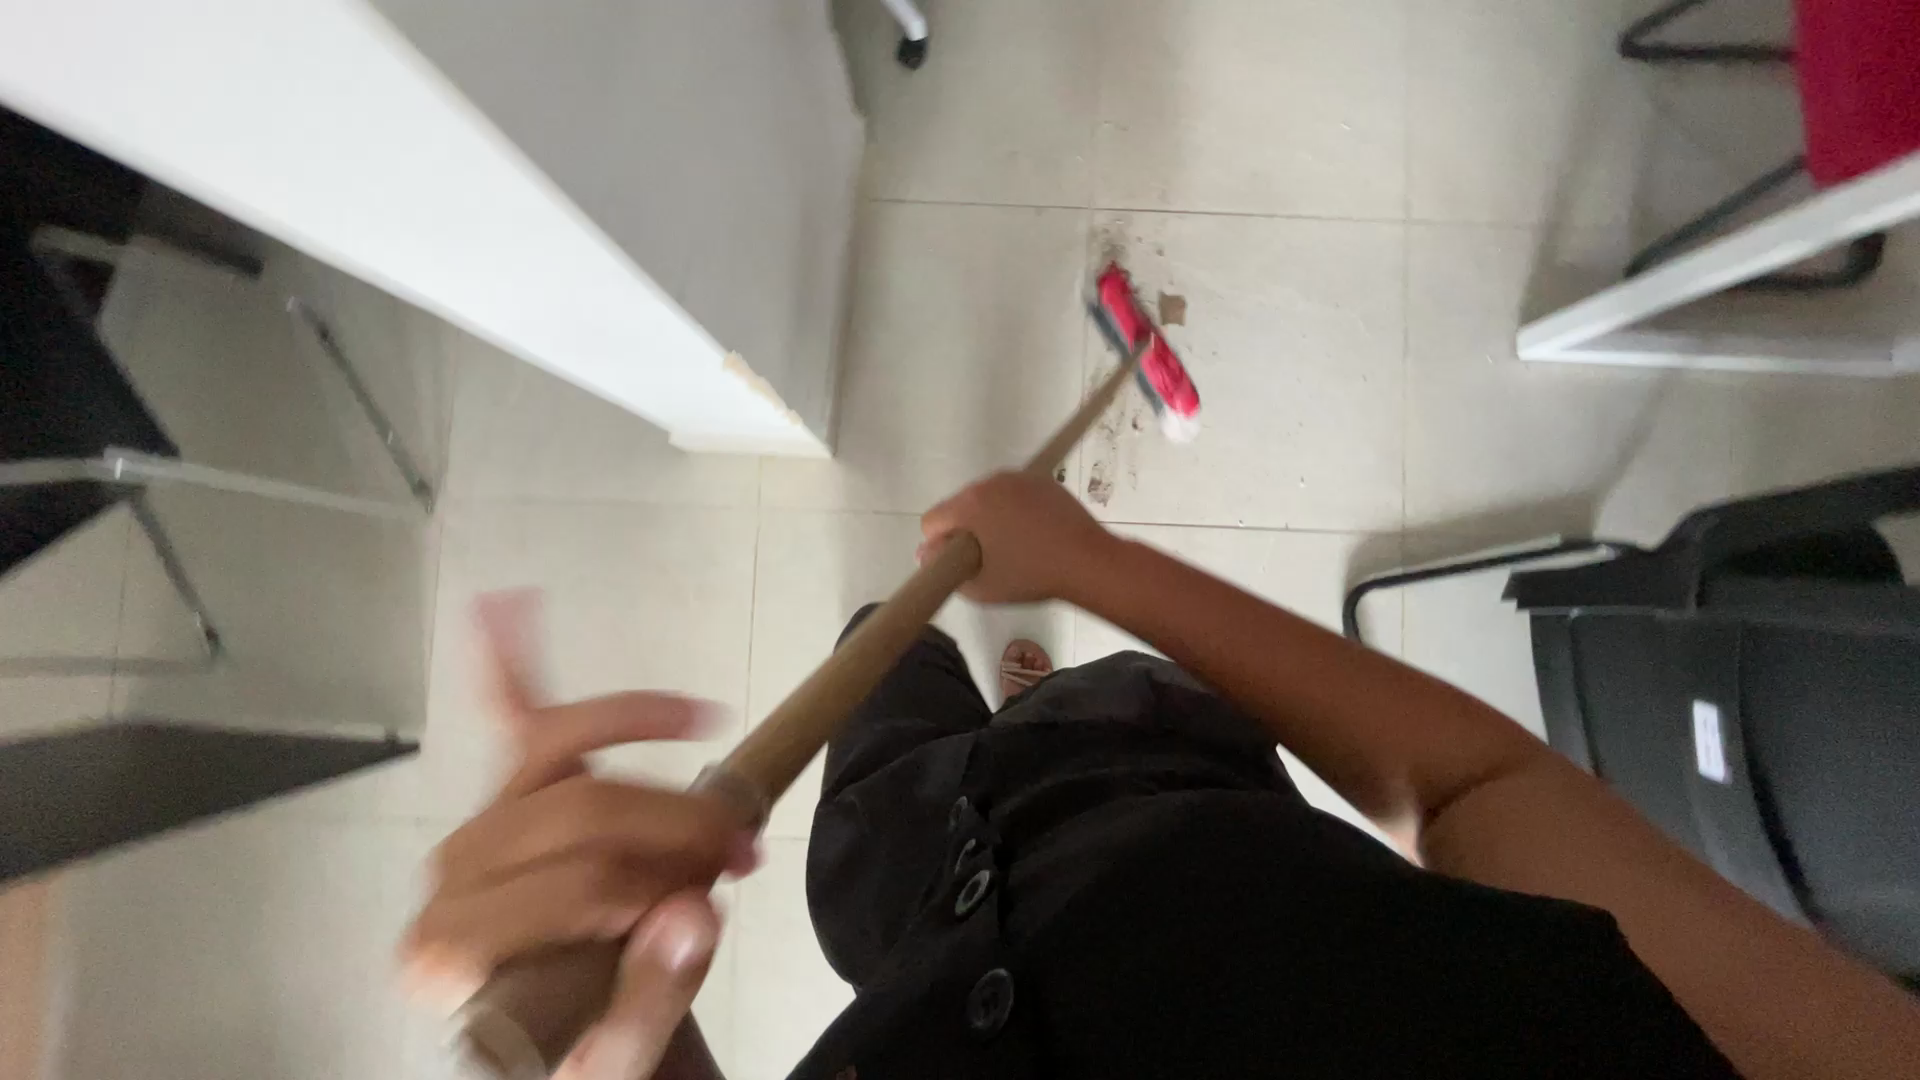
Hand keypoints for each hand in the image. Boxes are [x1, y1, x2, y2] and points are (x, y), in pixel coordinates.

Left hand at [399, 592, 754, 1079]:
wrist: (564, 1035)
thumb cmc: (586, 1043)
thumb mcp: (623, 1052)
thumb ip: (654, 994)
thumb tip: (693, 915)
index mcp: (453, 954)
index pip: (580, 883)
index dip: (663, 877)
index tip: (725, 887)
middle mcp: (450, 878)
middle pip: (582, 814)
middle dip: (677, 819)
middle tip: (742, 843)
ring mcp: (478, 827)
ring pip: (561, 748)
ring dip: (642, 724)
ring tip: (705, 729)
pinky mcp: (507, 796)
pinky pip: (512, 714)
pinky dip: (509, 656)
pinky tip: (504, 598)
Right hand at [920, 470, 1116, 602]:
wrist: (1088, 561)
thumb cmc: (1031, 577)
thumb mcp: (980, 586)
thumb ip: (943, 569)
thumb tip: (925, 553)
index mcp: (970, 505)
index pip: (932, 520)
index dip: (938, 545)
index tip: (960, 563)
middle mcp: (990, 481)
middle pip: (958, 505)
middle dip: (965, 529)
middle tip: (989, 557)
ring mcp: (1018, 477)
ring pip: (985, 497)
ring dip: (988, 518)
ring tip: (1013, 545)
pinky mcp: (1041, 480)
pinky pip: (1012, 493)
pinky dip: (1013, 509)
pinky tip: (1032, 532)